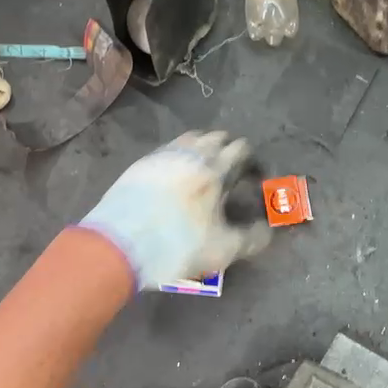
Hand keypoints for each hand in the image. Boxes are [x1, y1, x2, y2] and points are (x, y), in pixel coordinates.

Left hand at [76, 131, 272, 289]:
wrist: (120, 246)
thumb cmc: (177, 246)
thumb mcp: (222, 250)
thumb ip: (252, 238)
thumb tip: (268, 231)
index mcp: (214, 169)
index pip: (240, 148)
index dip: (250, 159)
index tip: (252, 174)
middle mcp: (188, 154)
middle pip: (214, 138)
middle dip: (225, 148)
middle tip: (228, 169)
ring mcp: (160, 156)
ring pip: (187, 141)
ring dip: (200, 148)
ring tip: (202, 169)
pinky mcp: (138, 166)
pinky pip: (165, 152)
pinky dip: (176, 158)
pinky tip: (174, 177)